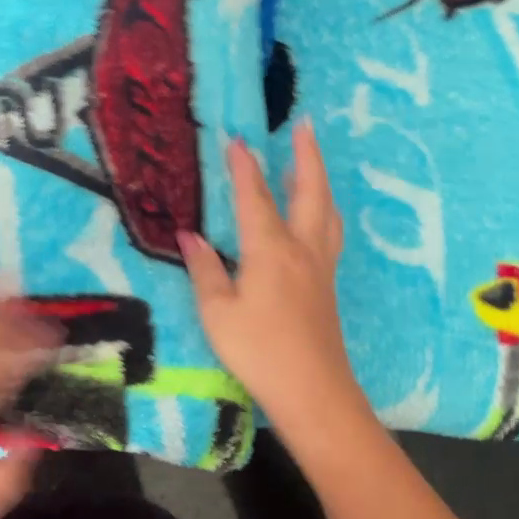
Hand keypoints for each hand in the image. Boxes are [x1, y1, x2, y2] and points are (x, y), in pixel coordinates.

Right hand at [178, 121, 376, 436]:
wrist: (314, 392)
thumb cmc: (259, 351)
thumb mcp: (217, 312)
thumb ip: (205, 270)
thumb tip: (190, 236)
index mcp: (270, 250)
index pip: (255, 198)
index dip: (245, 168)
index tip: (238, 138)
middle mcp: (301, 249)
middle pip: (309, 192)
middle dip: (306, 156)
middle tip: (304, 126)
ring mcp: (320, 267)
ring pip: (326, 211)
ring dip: (318, 181)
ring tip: (308, 163)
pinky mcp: (327, 286)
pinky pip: (328, 232)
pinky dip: (322, 209)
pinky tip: (315, 216)